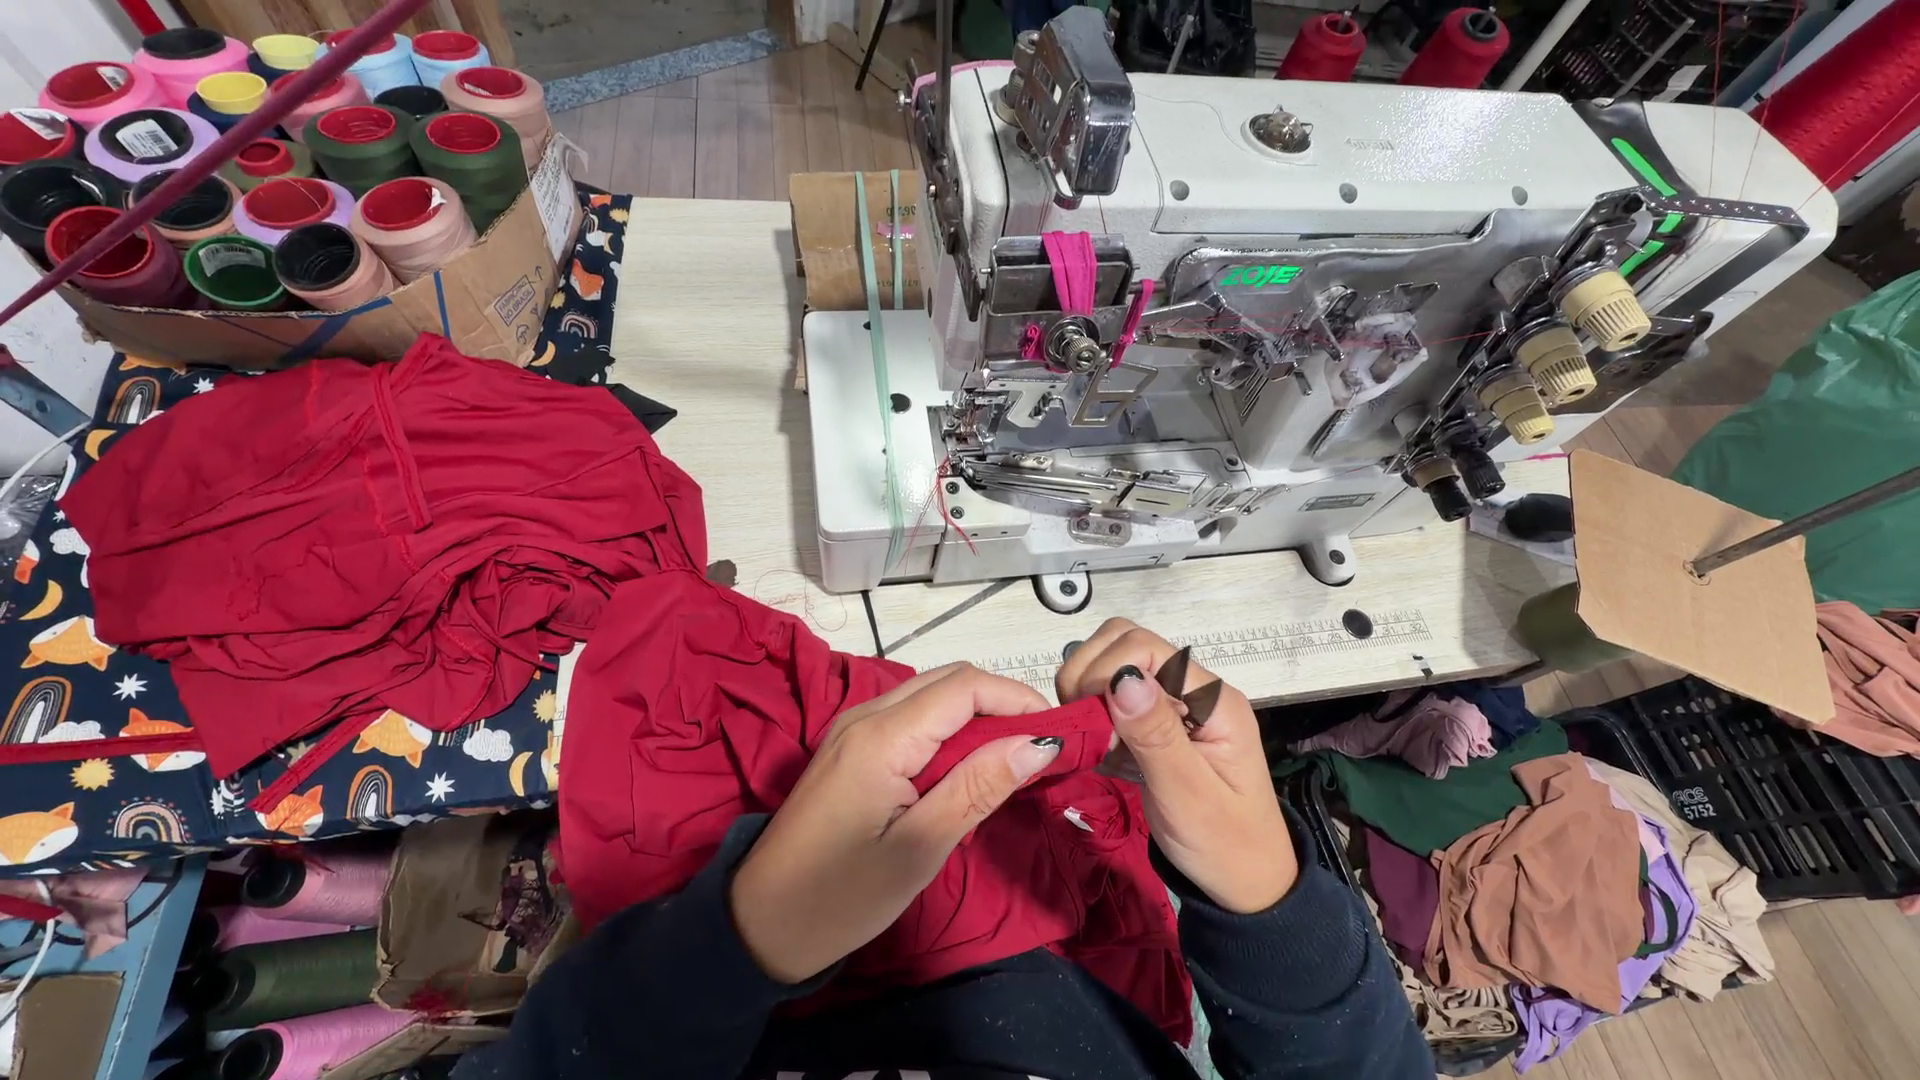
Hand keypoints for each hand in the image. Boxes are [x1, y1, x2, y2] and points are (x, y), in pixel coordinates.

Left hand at [728, 663, 1059, 982]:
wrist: (761, 923)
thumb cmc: (843, 895)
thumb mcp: (921, 847)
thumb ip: (978, 786)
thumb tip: (1039, 744)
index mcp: (881, 736)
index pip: (964, 687)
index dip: (1017, 699)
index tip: (1060, 732)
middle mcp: (864, 715)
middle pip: (948, 680)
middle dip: (1002, 702)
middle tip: (1043, 747)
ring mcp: (852, 727)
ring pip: (929, 694)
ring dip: (976, 714)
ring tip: (1015, 756)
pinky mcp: (850, 746)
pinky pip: (910, 716)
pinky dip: (948, 728)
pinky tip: (967, 763)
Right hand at [1057, 619, 1296, 913]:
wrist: (1245, 884)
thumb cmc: (1223, 844)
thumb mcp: (1188, 795)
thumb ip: (1155, 735)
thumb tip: (1122, 678)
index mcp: (1211, 699)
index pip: (1145, 646)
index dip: (1105, 670)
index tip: (1090, 717)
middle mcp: (1192, 689)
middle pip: (1125, 641)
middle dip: (1089, 672)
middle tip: (1083, 725)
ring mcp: (1173, 703)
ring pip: (1114, 662)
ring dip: (1088, 689)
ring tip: (1091, 736)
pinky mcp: (1155, 722)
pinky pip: (1113, 695)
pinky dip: (1093, 710)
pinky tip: (1098, 745)